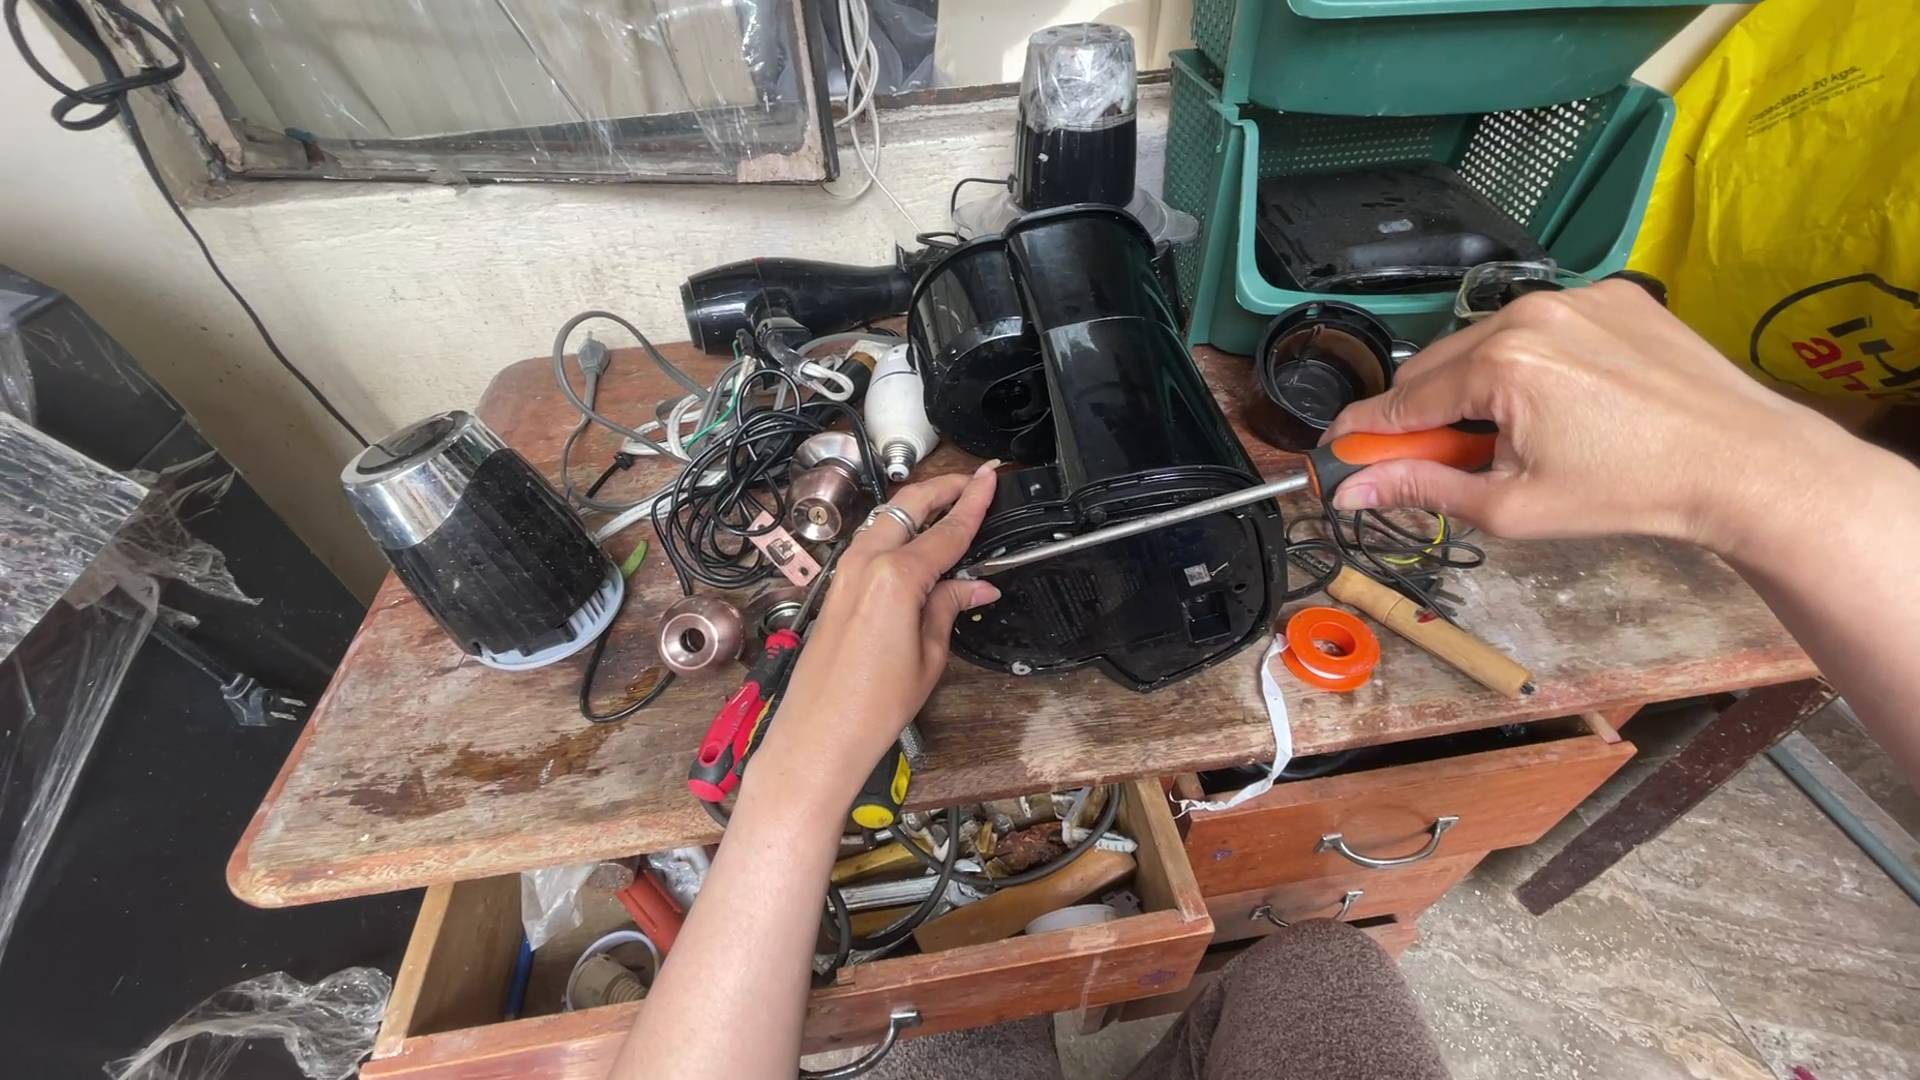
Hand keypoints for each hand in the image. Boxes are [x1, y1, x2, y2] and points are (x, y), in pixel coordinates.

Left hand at [748, 462, 1001, 813]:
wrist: (820, 732)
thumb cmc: (873, 704)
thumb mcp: (929, 654)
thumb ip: (949, 605)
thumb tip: (976, 586)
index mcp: (896, 577)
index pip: (948, 530)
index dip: (974, 502)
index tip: (990, 478)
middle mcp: (866, 562)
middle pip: (910, 505)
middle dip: (944, 488)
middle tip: (974, 483)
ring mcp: (846, 571)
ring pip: (887, 517)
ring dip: (919, 505)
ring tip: (949, 506)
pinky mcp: (837, 584)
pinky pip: (872, 541)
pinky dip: (898, 531)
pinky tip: (918, 542)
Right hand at [1322, 280, 1855, 558]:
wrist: (1752, 467)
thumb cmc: (1627, 493)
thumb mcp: (1505, 505)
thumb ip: (1416, 488)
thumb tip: (1347, 491)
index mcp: (1501, 364)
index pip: (1399, 400)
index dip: (1361, 431)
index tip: (1336, 451)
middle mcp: (1528, 314)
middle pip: (1430, 367)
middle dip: (1416, 413)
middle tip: (1430, 457)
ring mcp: (1573, 298)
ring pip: (1474, 345)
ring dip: (1463, 388)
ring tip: (1497, 433)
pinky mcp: (1607, 296)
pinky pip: (1526, 328)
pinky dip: (1512, 363)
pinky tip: (1544, 400)